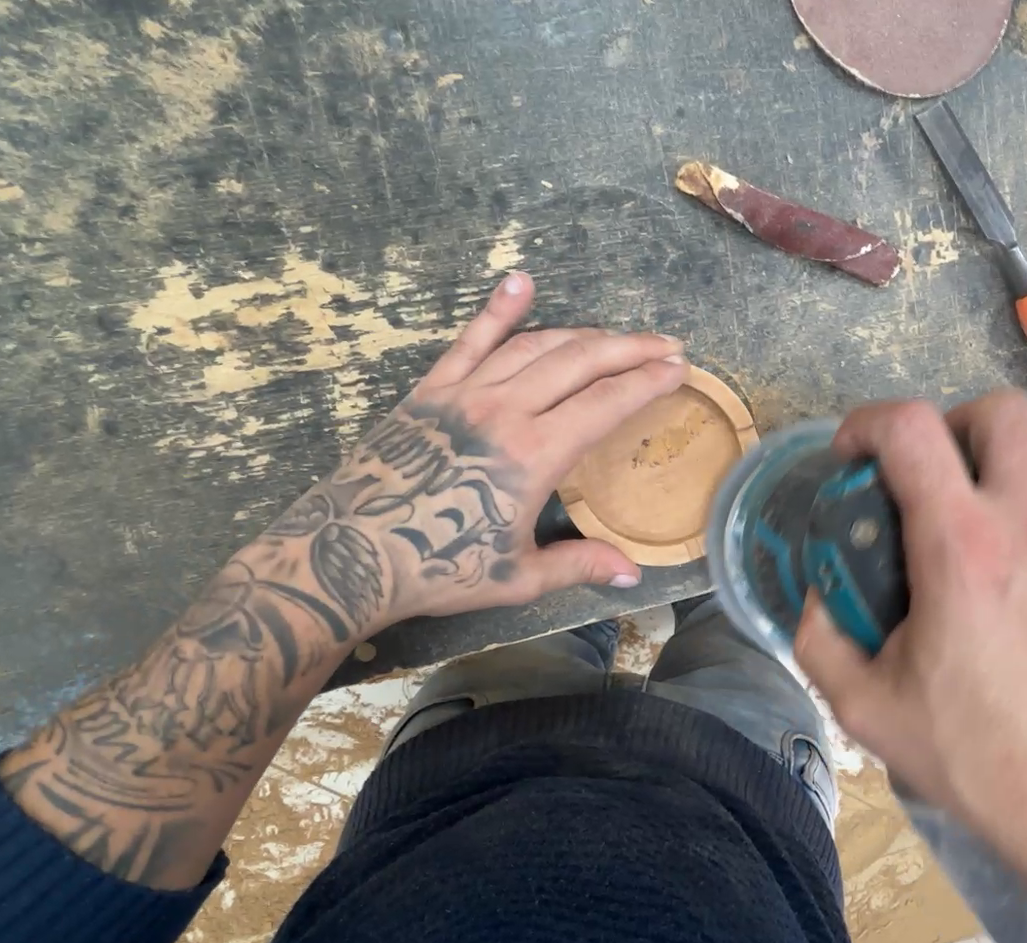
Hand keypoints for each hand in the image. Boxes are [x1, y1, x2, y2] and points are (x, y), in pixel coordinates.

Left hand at [258, 271, 687, 636]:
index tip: (679, 369)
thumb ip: (579, 565)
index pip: (606, 403)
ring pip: (537, 345)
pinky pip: (471, 339)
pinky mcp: (431, 388)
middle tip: (667, 343)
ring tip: (618, 336)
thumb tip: (634, 575)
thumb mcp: (519, 576)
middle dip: (631, 349)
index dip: (647, 383)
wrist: (348, 552)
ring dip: (584, 335)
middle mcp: (506, 410)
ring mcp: (465, 392)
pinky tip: (521, 281)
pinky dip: (499, 309)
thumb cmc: (439, 567)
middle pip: (581, 362)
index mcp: (535, 454)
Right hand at [792, 391, 1026, 882]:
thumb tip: (815, 600)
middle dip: (951, 426)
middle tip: (925, 480)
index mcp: (963, 549)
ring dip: (996, 480)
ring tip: (972, 547)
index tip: (851, 453)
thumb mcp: (867, 710)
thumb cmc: (978, 762)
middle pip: (1000, 412)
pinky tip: (1024, 600)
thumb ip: (820, 640)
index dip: (868, 421)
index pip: (912, 430)